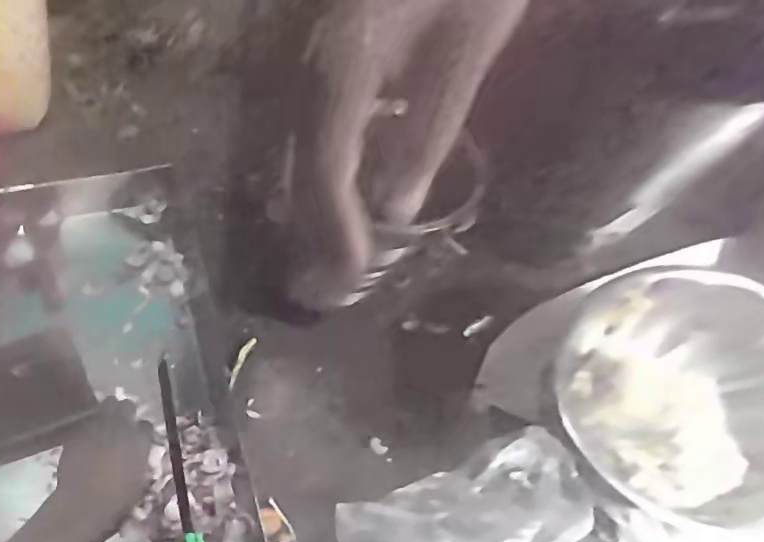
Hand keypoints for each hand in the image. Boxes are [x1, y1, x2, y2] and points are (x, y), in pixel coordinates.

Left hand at [49, 401, 151, 529]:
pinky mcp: (77, 433)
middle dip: (126, 411)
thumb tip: (138, 454)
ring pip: (105, 406)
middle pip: (125, 406)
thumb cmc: (117, 500)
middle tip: (123, 423)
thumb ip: (140, 460)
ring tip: (105, 426)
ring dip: (107, 414)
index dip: (143, 431)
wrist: (83, 503)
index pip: (146, 426)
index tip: (140, 438)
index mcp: (140, 441)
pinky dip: (90, 427)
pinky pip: (87, 422)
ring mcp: (96, 427)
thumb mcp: (139, 481)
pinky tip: (89, 439)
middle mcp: (119, 427)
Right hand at [288, 0, 526, 309]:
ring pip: (296, 160)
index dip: (334, 230)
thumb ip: (429, 130)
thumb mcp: (467, 43)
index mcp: (344, 69)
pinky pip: (308, 139)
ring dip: (315, 212)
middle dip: (318, 232)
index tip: (351, 274)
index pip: (324, 173)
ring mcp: (306, 68)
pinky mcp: (318, 65)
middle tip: (338, 277)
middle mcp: (309, 75)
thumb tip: (395, 210)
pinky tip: (342, 201)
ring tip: (338, 250)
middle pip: (299, 174)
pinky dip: (321, 181)